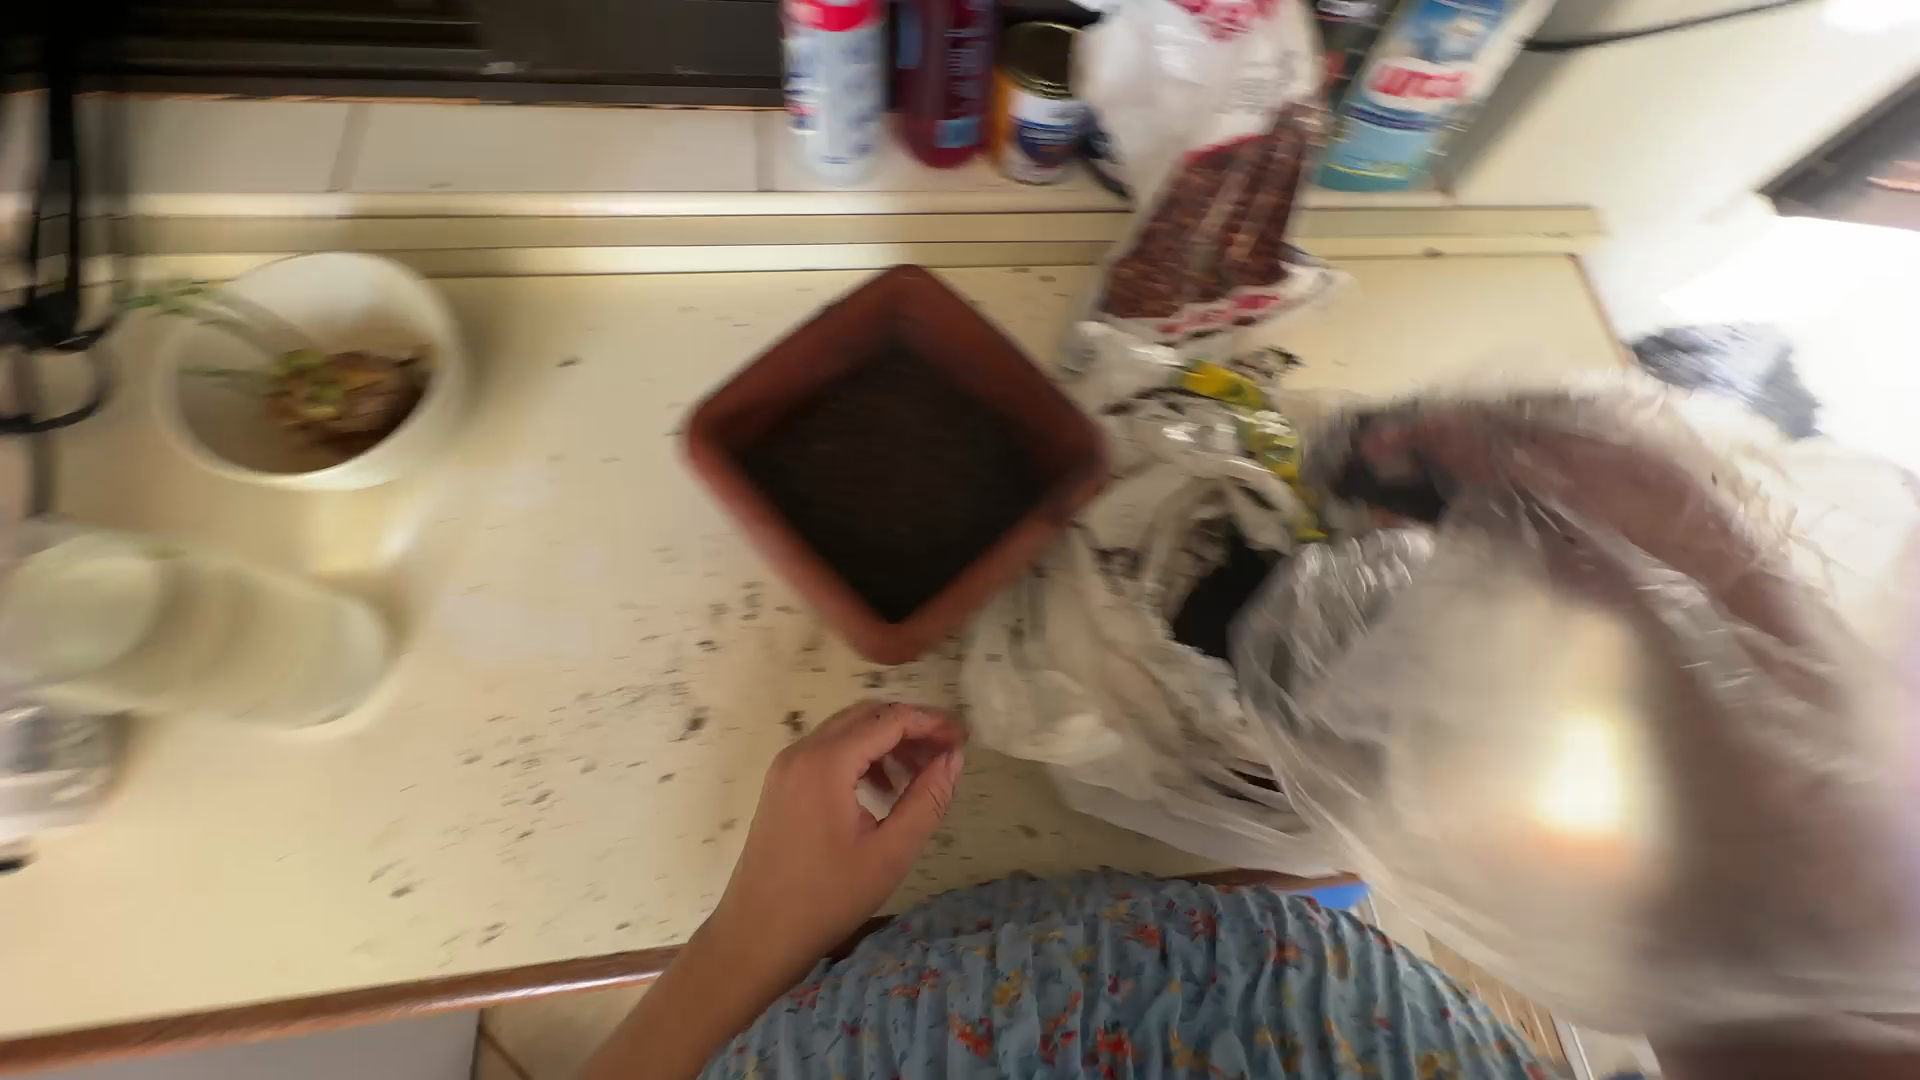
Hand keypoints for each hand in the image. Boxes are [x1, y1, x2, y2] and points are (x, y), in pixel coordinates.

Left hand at [703, 700, 966, 984]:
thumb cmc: (826, 899)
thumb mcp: (890, 852)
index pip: (890, 719)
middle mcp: (803, 750)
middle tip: (945, 754)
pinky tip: (884, 791)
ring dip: (887, 741)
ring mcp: (787, 764)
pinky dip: (862, 757)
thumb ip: (927, 799)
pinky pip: (830, 750)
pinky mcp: (782, 781)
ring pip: (848, 730)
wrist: (755, 938)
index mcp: (827, 762)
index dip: (931, 723)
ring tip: (920, 775)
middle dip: (911, 727)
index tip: (963, 738)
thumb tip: (954, 758)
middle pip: (868, 715)